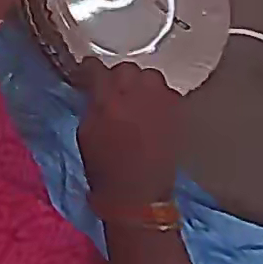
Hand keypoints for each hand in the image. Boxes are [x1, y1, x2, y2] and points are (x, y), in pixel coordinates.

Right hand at [77, 59, 185, 204]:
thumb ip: (91, 104)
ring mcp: (160, 102)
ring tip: (134, 99)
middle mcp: (136, 94)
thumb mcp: (85, 132)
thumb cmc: (104, 167)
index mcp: (107, 100)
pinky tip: (151, 112)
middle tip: (111, 92)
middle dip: (116, 78)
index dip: (87, 71)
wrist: (137, 195)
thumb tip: (94, 90)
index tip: (85, 77)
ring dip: (139, 84)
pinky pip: (166, 92)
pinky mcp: (177, 112)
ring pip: (149, 76)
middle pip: (125, 68)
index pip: (95, 68)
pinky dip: (157, 98)